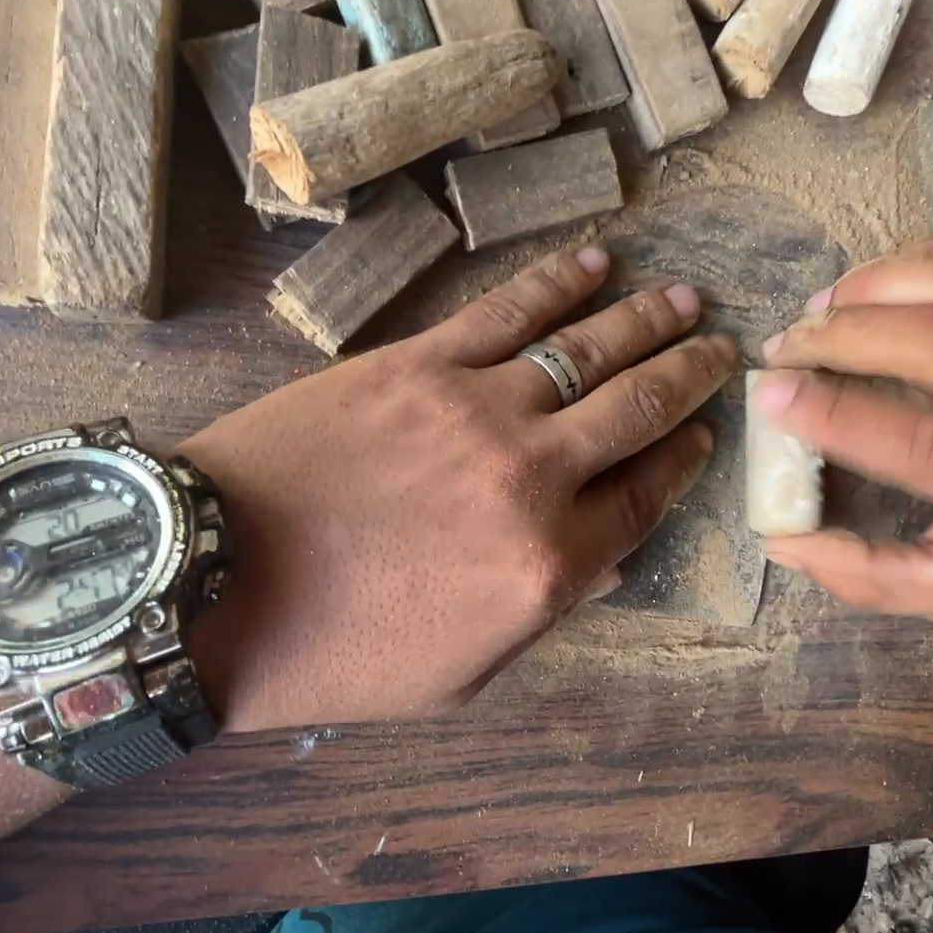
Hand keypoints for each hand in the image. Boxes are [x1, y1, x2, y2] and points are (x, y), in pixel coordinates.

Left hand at [181, 247, 736, 731]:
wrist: (209, 586)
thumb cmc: (334, 648)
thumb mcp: (458, 671)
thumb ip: (543, 609)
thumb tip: (602, 554)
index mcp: (547, 565)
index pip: (643, 498)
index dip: (683, 460)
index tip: (703, 433)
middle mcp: (531, 478)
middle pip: (636, 410)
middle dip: (691, 376)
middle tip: (723, 349)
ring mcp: (478, 408)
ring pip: (587, 350)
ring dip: (646, 320)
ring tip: (684, 298)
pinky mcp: (420, 363)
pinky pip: (508, 311)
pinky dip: (559, 282)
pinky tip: (596, 261)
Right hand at [753, 240, 932, 629]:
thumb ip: (865, 575)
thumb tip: (781, 538)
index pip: (930, 441)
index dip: (840, 410)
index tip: (771, 392)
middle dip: (848, 334)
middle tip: (787, 345)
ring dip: (884, 282)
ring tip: (822, 305)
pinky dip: (928, 258)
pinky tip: (876, 281)